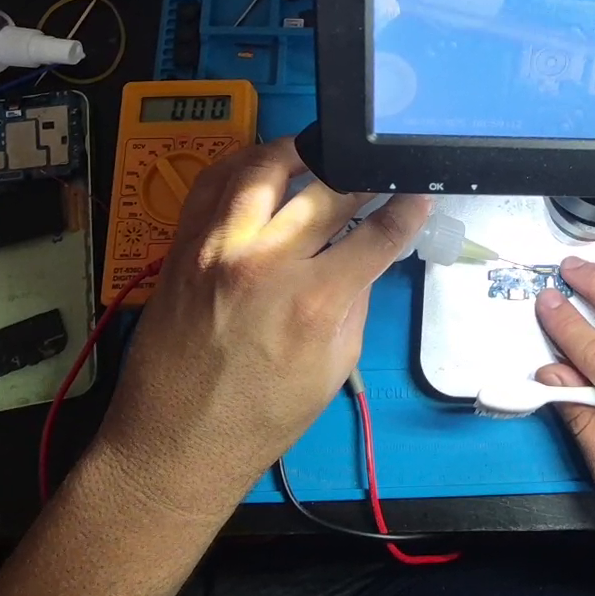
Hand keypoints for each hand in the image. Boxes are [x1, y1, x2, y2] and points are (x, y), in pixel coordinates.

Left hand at [96, 138, 430, 514]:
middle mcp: (265, 262)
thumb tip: (368, 249)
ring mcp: (217, 247)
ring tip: (322, 154)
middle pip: (329, 191)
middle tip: (375, 171)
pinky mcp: (183, 244)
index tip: (419, 192)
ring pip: (265, 167)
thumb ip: (355, 297)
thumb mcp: (336, 365)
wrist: (175, 443)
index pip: (377, 234)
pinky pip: (213, 181)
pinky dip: (245, 164)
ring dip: (302, 152)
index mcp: (314, 302)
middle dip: (364, 175)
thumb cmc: (266, 415)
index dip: (408, 208)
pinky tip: (267, 168)